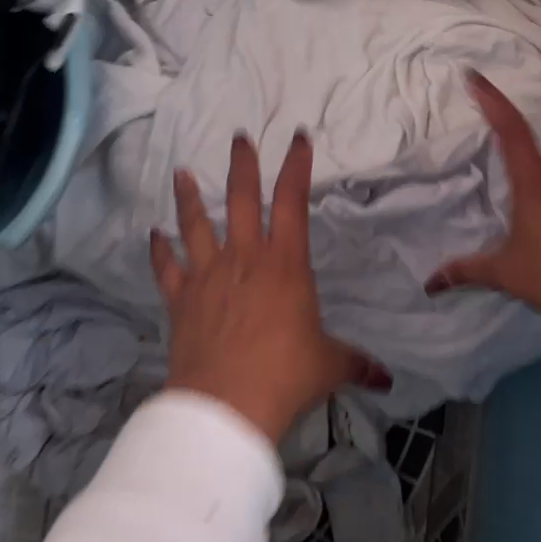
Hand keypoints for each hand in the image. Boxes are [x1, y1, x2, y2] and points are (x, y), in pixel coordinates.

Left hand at [152, 132, 389, 442]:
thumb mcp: (329, 367)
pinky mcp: (181, 299)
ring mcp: (208, 276)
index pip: (292, 202)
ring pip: (196, 224)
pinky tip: (154, 235)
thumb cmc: (285, 376)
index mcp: (285, 265)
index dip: (296, 167)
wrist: (226, 403)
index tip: (298, 138)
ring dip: (188, 197)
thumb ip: (355, 364)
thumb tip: (386, 380)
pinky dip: (160, 250)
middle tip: (239, 138)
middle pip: (241, 200)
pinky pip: (168, 267)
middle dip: (243, 165)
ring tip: (181, 172)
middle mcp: (245, 259)